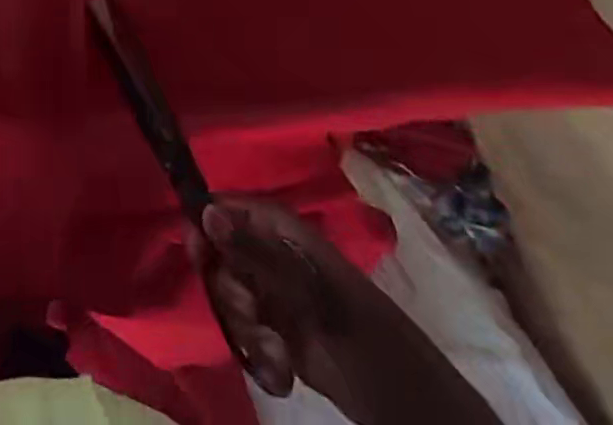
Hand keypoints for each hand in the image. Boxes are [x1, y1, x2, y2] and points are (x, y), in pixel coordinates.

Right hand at [189, 196, 501, 424]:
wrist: (416, 412)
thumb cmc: (369, 341)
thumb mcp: (310, 295)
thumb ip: (255, 252)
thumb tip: (205, 210)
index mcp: (287, 234)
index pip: (229, 208)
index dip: (206, 224)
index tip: (196, 253)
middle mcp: (276, 259)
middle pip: (221, 255)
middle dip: (227, 290)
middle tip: (251, 311)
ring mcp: (277, 298)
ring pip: (229, 298)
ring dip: (245, 329)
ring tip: (277, 353)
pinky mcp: (278, 334)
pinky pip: (243, 333)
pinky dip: (257, 356)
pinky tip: (281, 373)